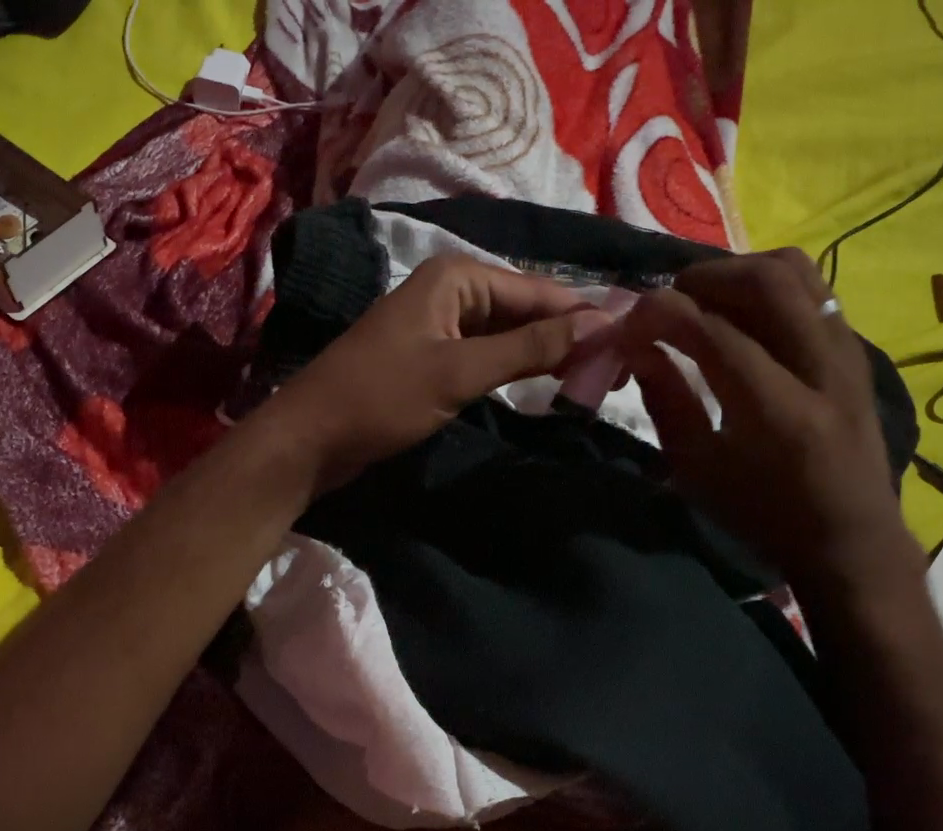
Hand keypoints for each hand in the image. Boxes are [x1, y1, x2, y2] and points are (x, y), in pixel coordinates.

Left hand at [260, 255, 613, 487]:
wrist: (309, 440)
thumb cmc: (381, 398)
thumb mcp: (460, 372)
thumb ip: (530, 349)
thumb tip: (602, 325)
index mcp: (455, 278)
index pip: (538, 291)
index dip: (584, 317)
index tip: (633, 342)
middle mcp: (448, 291)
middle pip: (524, 310)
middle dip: (567, 337)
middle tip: (619, 369)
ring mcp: (437, 327)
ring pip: (506, 335)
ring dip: (544, 356)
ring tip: (594, 379)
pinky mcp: (429, 360)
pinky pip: (483, 357)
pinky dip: (512, 370)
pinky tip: (543, 386)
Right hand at [619, 249, 919, 587]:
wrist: (849, 538)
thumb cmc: (764, 516)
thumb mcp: (698, 472)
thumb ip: (667, 403)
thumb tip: (638, 349)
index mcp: (777, 411)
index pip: (714, 331)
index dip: (662, 313)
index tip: (630, 323)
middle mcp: (820, 368)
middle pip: (765, 280)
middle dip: (704, 278)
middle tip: (667, 301)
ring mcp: (846, 352)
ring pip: (796, 271)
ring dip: (739, 272)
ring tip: (703, 299)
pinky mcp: (854, 349)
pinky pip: (811, 290)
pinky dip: (767, 286)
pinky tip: (739, 314)